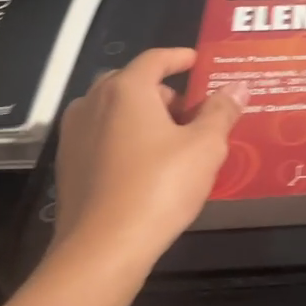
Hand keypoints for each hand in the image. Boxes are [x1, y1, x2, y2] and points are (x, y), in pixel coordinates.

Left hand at [51, 48, 246, 267]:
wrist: (103, 248)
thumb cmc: (159, 187)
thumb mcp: (205, 147)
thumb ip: (221, 112)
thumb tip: (237, 87)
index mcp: (125, 89)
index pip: (155, 59)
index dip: (179, 58)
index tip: (198, 62)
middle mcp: (93, 102)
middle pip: (133, 84)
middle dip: (164, 92)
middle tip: (194, 112)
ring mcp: (74, 134)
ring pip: (115, 111)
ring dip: (144, 117)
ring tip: (174, 142)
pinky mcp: (68, 165)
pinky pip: (103, 137)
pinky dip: (126, 139)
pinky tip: (147, 166)